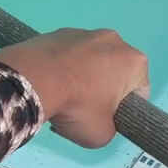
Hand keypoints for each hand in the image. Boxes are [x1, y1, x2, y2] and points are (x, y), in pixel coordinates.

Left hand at [0, 28, 148, 147]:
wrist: (28, 81)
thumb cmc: (75, 107)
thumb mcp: (101, 135)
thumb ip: (109, 128)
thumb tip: (97, 121)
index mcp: (134, 61)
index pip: (139, 92)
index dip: (123, 110)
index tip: (103, 118)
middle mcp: (112, 39)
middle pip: (112, 73)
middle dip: (99, 91)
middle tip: (79, 109)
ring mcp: (80, 32)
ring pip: (86, 62)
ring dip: (77, 78)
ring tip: (57, 97)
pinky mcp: (52, 32)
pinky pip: (62, 55)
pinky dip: (56, 67)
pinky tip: (43, 83)